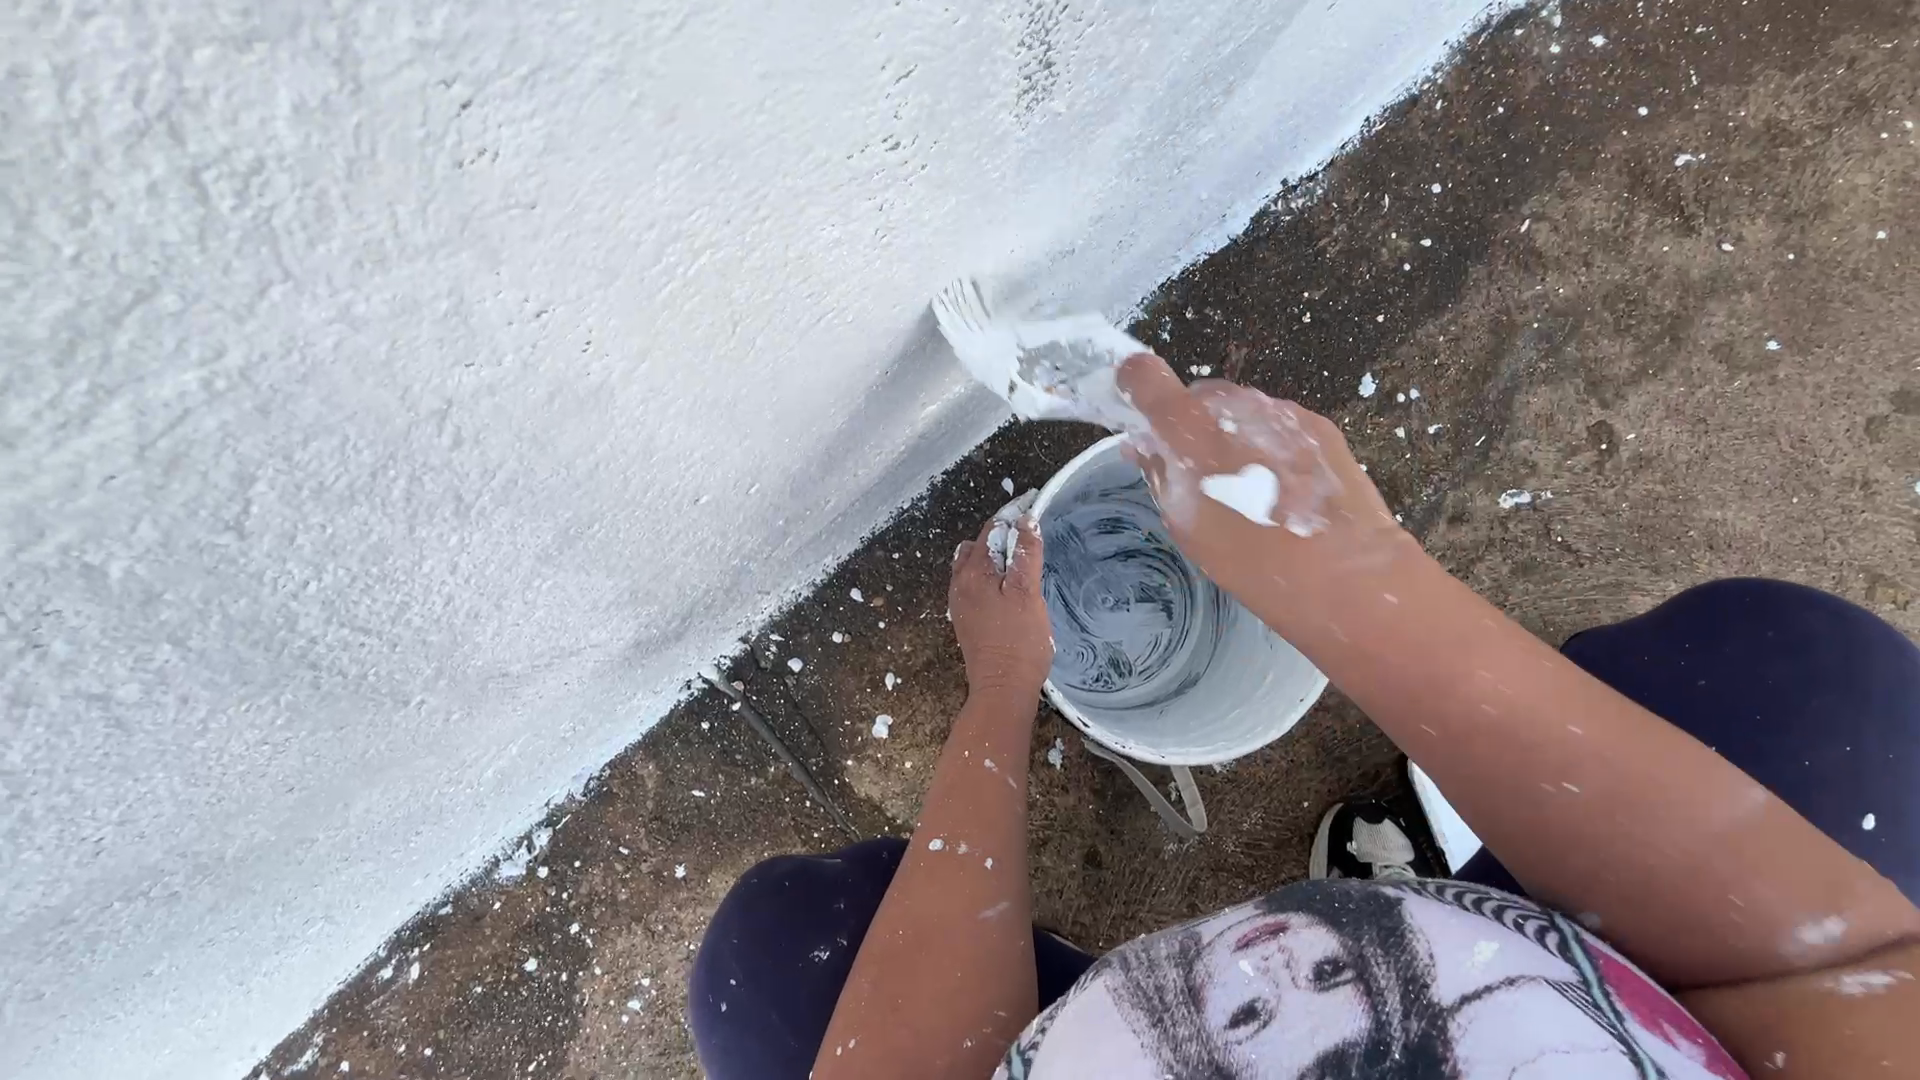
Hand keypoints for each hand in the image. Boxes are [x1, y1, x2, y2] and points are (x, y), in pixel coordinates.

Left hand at [948, 515, 1052, 697]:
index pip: (992, 528)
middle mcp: (959, 582)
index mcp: (973, 571)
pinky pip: (974, 584)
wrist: (1002, 688)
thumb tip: (1026, 520)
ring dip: (994, 557)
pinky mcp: (966, 618)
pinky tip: (1007, 588)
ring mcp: (960, 602)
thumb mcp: (1028, 592)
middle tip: (1030, 537)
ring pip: (974, 565)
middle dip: (1002, 535)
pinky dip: (990, 576)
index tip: (1034, 507)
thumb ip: (1026, 554)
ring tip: (1020, 562)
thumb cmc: (1019, 641)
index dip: (1013, 515)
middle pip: (979, 544)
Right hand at [1116, 353, 1414, 605]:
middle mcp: (1233, 405)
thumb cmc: (1247, 556)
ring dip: (1229, 434)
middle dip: (1188, 424)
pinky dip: (1268, 443)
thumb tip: (1143, 445)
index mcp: (1188, 428)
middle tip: (1195, 469)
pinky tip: (1280, 485)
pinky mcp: (1316, 423)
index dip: (1133, 385)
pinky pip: (1276, 422)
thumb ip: (1158, 473)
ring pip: (1238, 409)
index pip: (1145, 377)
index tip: (1134, 403)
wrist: (1341, 571)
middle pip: (1196, 396)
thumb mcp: (1183, 522)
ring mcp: (1279, 410)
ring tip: (1244, 484)